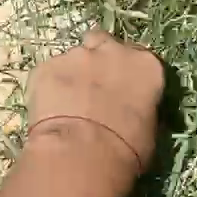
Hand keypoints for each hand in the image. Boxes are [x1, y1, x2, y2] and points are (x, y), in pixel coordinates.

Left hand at [24, 28, 163, 177]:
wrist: (81, 154)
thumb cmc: (126, 150)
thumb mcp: (149, 131)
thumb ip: (142, 109)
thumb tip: (133, 112)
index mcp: (146, 66)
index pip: (141, 59)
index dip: (129, 74)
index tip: (124, 91)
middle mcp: (114, 51)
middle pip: (104, 42)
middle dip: (99, 59)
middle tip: (93, 88)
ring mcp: (77, 55)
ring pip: (75, 57)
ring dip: (73, 74)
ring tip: (68, 104)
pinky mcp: (47, 66)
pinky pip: (50, 72)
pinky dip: (50, 86)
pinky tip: (49, 111)